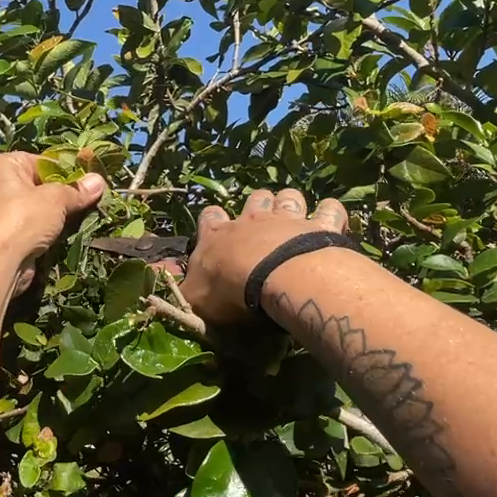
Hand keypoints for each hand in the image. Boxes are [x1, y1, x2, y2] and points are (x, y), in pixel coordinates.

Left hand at [0, 152, 106, 293]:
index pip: (42, 161)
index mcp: (2, 165)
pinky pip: (31, 226)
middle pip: (39, 185)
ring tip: (83, 216)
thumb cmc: (23, 218)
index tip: (91, 181)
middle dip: (65, 194)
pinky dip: (46, 230)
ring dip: (58, 215)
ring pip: (37, 208)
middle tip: (91, 199)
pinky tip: (66, 234)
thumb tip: (99, 181)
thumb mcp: (56, 198)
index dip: (69, 171)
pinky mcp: (3, 236)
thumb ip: (77, 190)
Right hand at [180, 189, 349, 326]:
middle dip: (259, 206)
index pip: (209, 217)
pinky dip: (331, 212)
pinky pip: (330, 209)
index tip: (216, 229)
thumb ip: (185, 290)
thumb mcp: (194, 299)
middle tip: (263, 224)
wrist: (276, 280)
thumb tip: (163, 285)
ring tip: (296, 218)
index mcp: (218, 236)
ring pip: (288, 197)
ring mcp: (288, 220)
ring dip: (291, 204)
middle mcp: (252, 221)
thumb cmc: (231, 291)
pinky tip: (333, 222)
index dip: (213, 221)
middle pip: (254, 200)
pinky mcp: (320, 227)